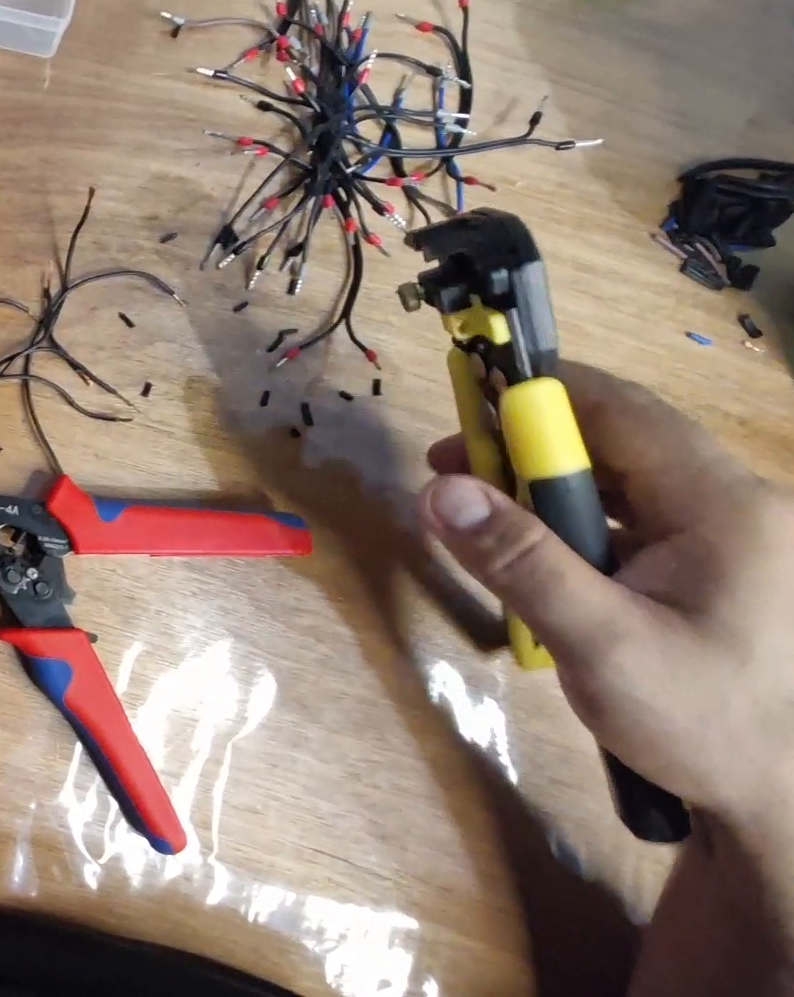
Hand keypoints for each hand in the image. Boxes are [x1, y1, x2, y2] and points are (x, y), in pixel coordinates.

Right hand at [416, 363, 793, 844]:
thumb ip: (519, 562)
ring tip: (472, 516)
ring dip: (535, 488)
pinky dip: (562, 523)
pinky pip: (622, 519)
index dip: (537, 395)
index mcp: (723, 507)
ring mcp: (721, 538)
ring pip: (613, 481)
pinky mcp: (704, 568)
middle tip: (446, 474)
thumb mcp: (601, 644)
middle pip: (612, 442)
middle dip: (521, 448)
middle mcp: (731, 506)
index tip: (461, 407)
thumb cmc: (709, 722)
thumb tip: (439, 490)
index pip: (620, 412)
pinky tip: (528, 557)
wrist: (793, 803)